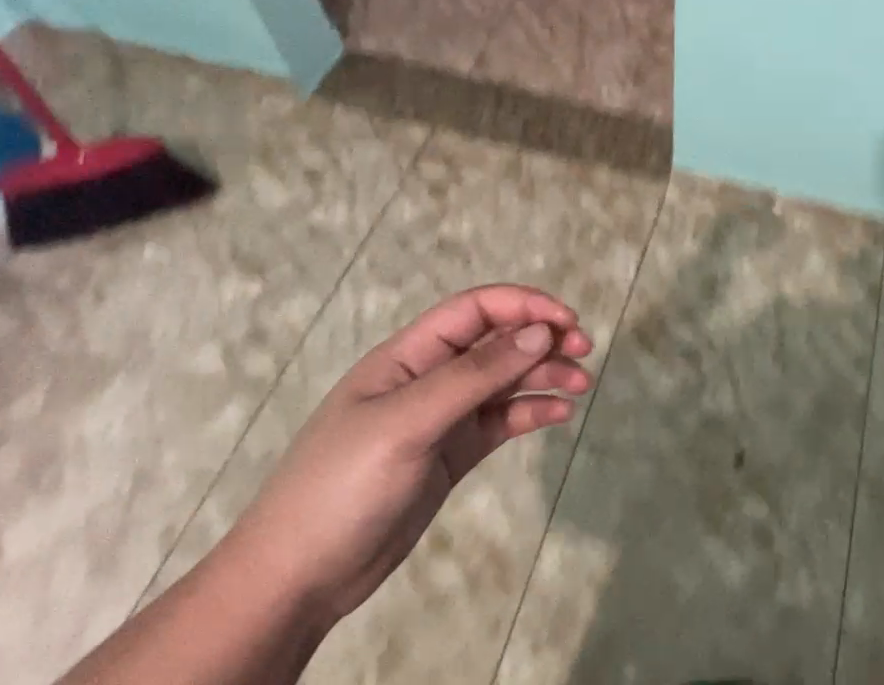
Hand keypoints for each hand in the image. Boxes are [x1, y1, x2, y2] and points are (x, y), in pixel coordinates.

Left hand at [223, 284, 593, 625]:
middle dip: (543, 339)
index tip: (567, 323)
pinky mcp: (453, 454)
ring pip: (507, 381)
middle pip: (498, 342)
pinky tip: (559, 416)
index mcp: (407, 357)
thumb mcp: (408, 422)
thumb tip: (540, 333)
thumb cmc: (341, 486)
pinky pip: (504, 420)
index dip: (523, 306)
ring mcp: (442, 418)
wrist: (298, 577)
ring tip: (581, 387)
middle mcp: (429, 379)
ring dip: (546, 375)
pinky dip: (533, 412)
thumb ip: (475, 375)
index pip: (475, 310)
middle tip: (585, 353)